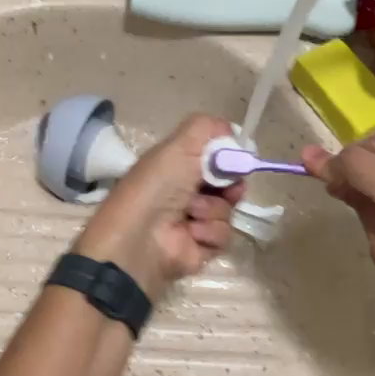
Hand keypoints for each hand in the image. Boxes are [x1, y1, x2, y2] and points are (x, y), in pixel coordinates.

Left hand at [73, 115, 246, 300]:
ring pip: (227, 209)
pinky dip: (210, 232)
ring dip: (213, 209)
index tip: (234, 157)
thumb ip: (207, 128)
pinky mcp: (202, 247)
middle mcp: (185, 191)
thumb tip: (232, 132)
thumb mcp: (179, 145)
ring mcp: (194, 220)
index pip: (214, 157)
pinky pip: (224, 235)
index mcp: (175, 165)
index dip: (227, 157)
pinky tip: (191, 233)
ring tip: (191, 213)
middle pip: (227, 183)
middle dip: (231, 184)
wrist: (140, 239)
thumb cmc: (157, 186)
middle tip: (227, 187)